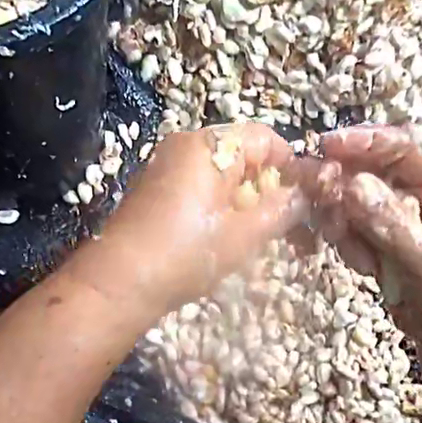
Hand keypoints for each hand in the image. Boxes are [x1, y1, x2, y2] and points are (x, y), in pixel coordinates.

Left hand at [68, 123, 305, 317]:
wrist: (117, 284)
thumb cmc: (184, 255)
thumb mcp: (243, 236)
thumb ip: (280, 211)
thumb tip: (303, 195)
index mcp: (208, 146)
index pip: (265, 138)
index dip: (290, 166)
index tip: (304, 199)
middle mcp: (183, 146)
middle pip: (241, 156)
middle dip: (266, 189)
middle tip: (283, 227)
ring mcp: (164, 167)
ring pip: (219, 176)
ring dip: (242, 203)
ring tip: (253, 239)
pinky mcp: (152, 191)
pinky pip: (196, 189)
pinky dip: (216, 208)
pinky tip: (219, 240)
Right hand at [304, 125, 421, 349]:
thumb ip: (392, 226)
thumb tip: (353, 185)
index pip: (409, 146)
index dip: (368, 141)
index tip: (328, 146)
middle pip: (374, 168)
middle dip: (343, 178)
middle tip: (315, 189)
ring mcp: (400, 220)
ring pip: (356, 198)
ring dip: (341, 215)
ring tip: (340, 238)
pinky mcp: (381, 243)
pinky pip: (351, 229)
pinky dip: (346, 242)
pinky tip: (365, 267)